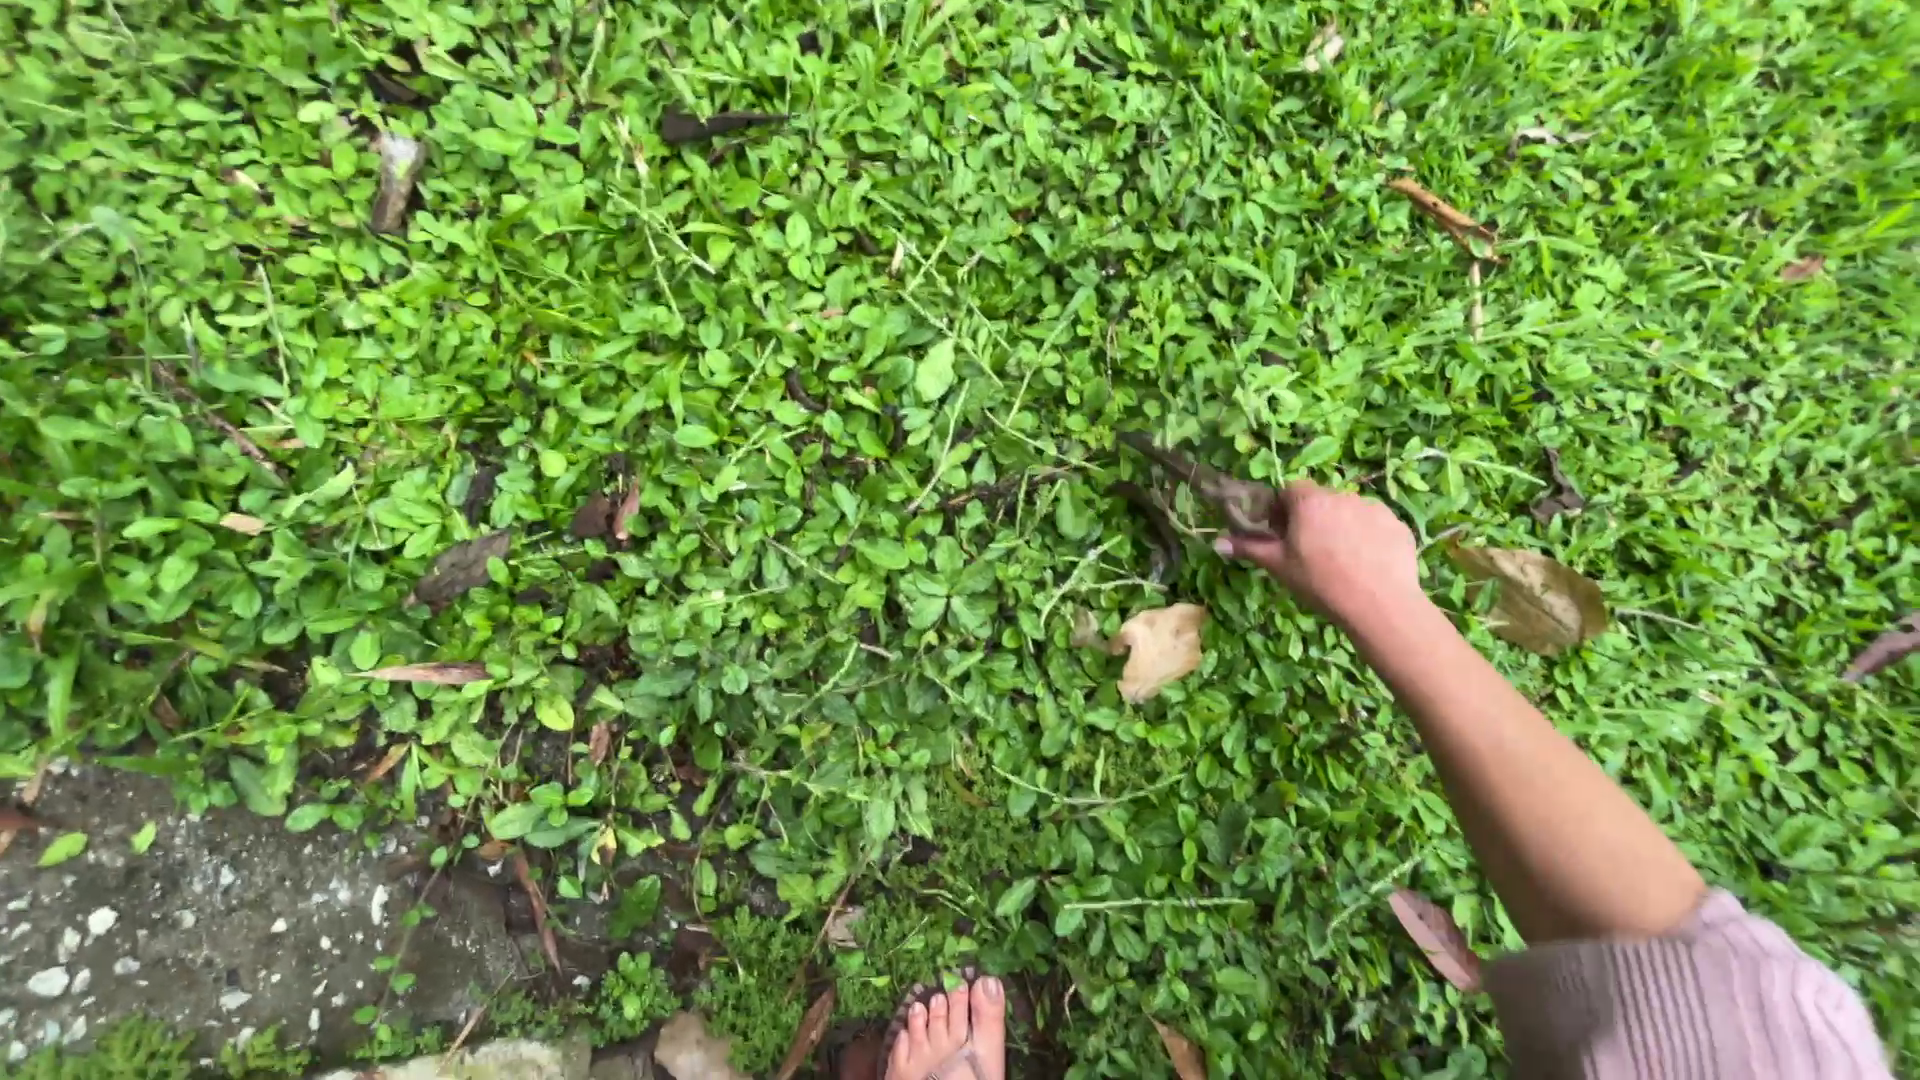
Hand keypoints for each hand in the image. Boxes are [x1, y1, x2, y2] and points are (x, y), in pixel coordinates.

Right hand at [1213, 480, 1426, 630]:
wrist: (1379, 604)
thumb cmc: (1320, 582)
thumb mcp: (1279, 567)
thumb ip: (1249, 548)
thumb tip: (1216, 542)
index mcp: (1309, 502)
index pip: (1291, 489)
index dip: (1284, 507)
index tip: (1283, 531)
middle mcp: (1342, 496)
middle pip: (1321, 499)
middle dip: (1313, 517)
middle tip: (1309, 549)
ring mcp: (1374, 509)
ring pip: (1349, 511)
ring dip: (1341, 526)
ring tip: (1341, 559)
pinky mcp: (1397, 524)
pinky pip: (1375, 524)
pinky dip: (1368, 537)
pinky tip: (1366, 563)